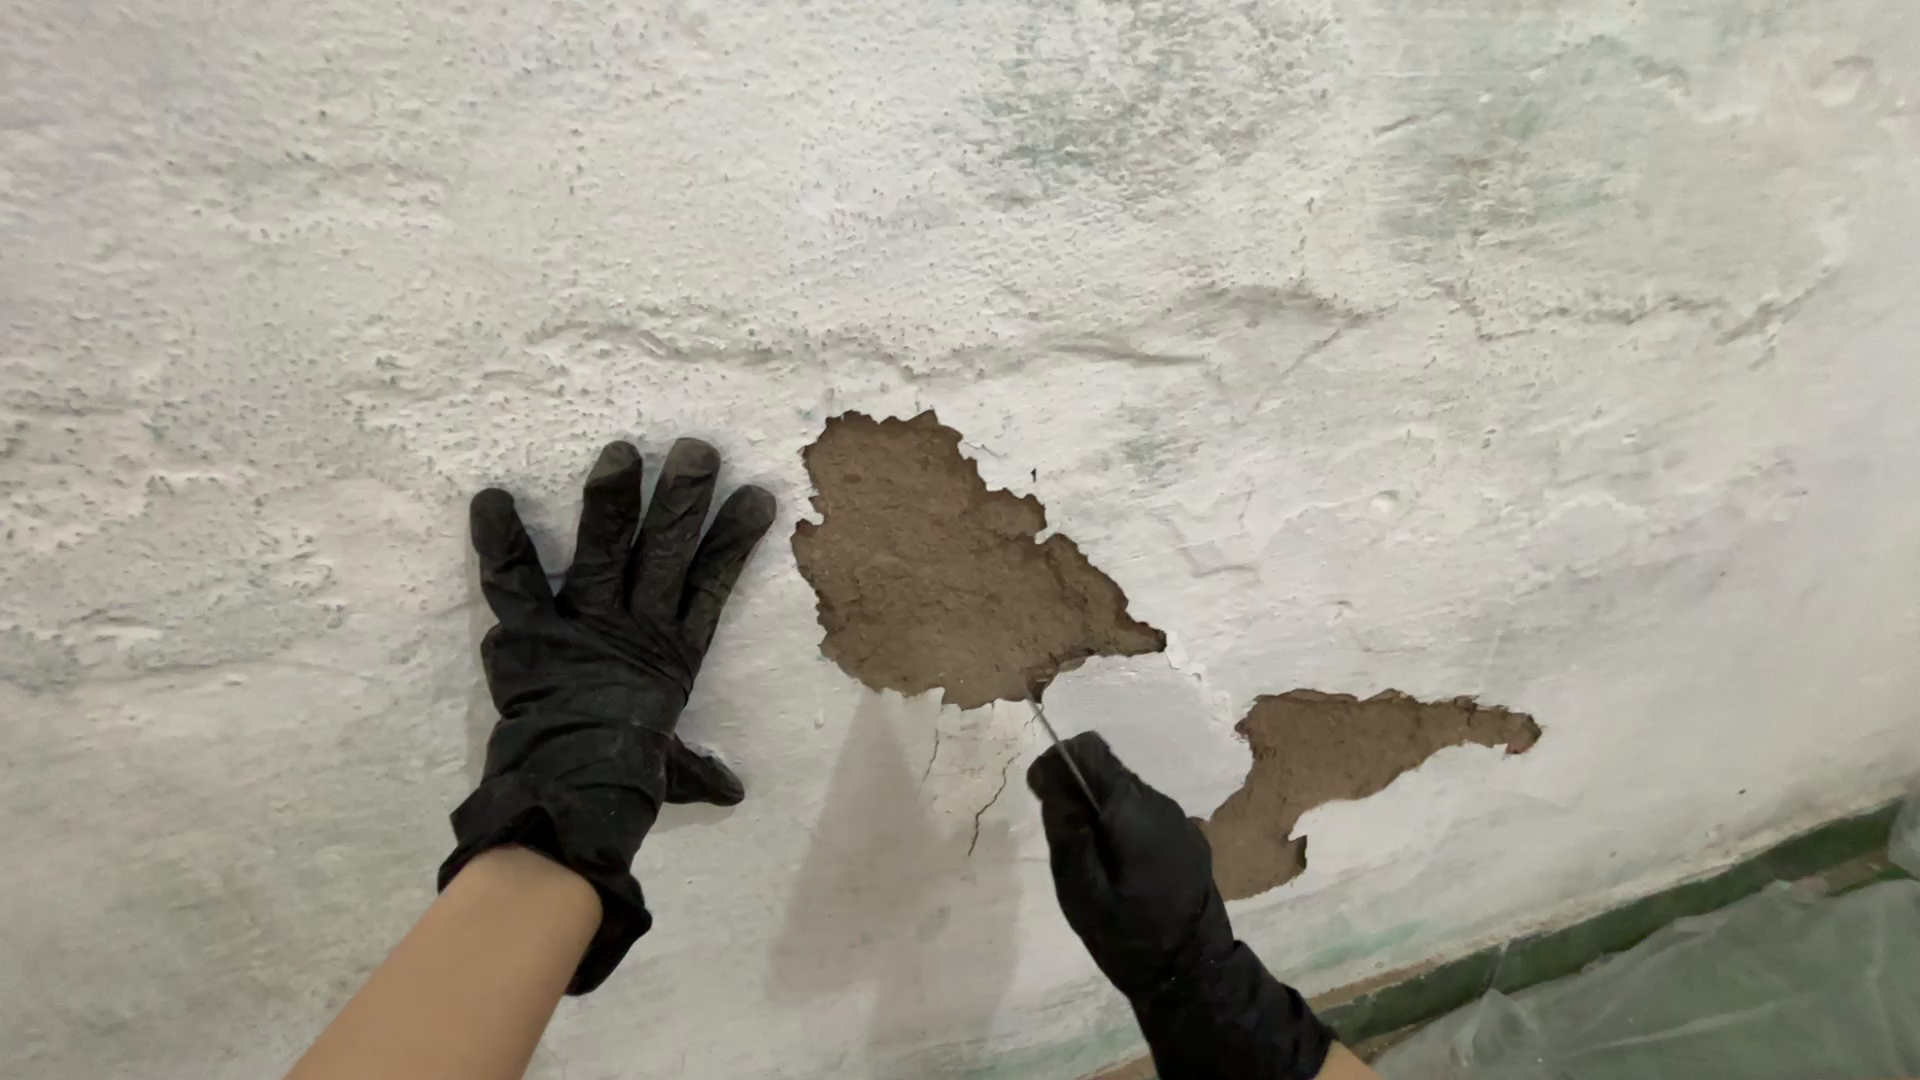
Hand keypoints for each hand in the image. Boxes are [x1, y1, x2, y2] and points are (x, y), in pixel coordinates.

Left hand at [441, 438, 774, 993]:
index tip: (757, 497)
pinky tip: (491, 496)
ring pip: (605, 551)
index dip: (736, 539)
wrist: (569, 798)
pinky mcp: (532, 632)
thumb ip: (701, 768)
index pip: (714, 581)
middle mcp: (638, 624)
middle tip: (697, 451)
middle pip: (667, 551)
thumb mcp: (676, 769)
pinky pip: (515, 581)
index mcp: (677, 649)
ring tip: (621, 451)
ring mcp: (585, 623)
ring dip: (613, 502)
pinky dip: (501, 542)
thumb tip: (733, 794)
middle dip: (682, 500)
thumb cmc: (630, 777)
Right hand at [1027, 732, 1233, 996]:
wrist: (1193, 974)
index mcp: (1130, 809)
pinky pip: (1144, 809)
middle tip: (1060, 829)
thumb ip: (1065, 830)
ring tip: (1089, 851)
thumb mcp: (1079, 890)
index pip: (1089, 749)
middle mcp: (1157, 801)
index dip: (1058, 761)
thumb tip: (1053, 781)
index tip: (1041, 792)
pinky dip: (1121, 820)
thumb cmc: (1128, 934)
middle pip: (1106, 767)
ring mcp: (1177, 817)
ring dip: (1099, 805)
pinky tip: (1121, 861)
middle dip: (1075, 786)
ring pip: (1124, 788)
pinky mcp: (1187, 834)